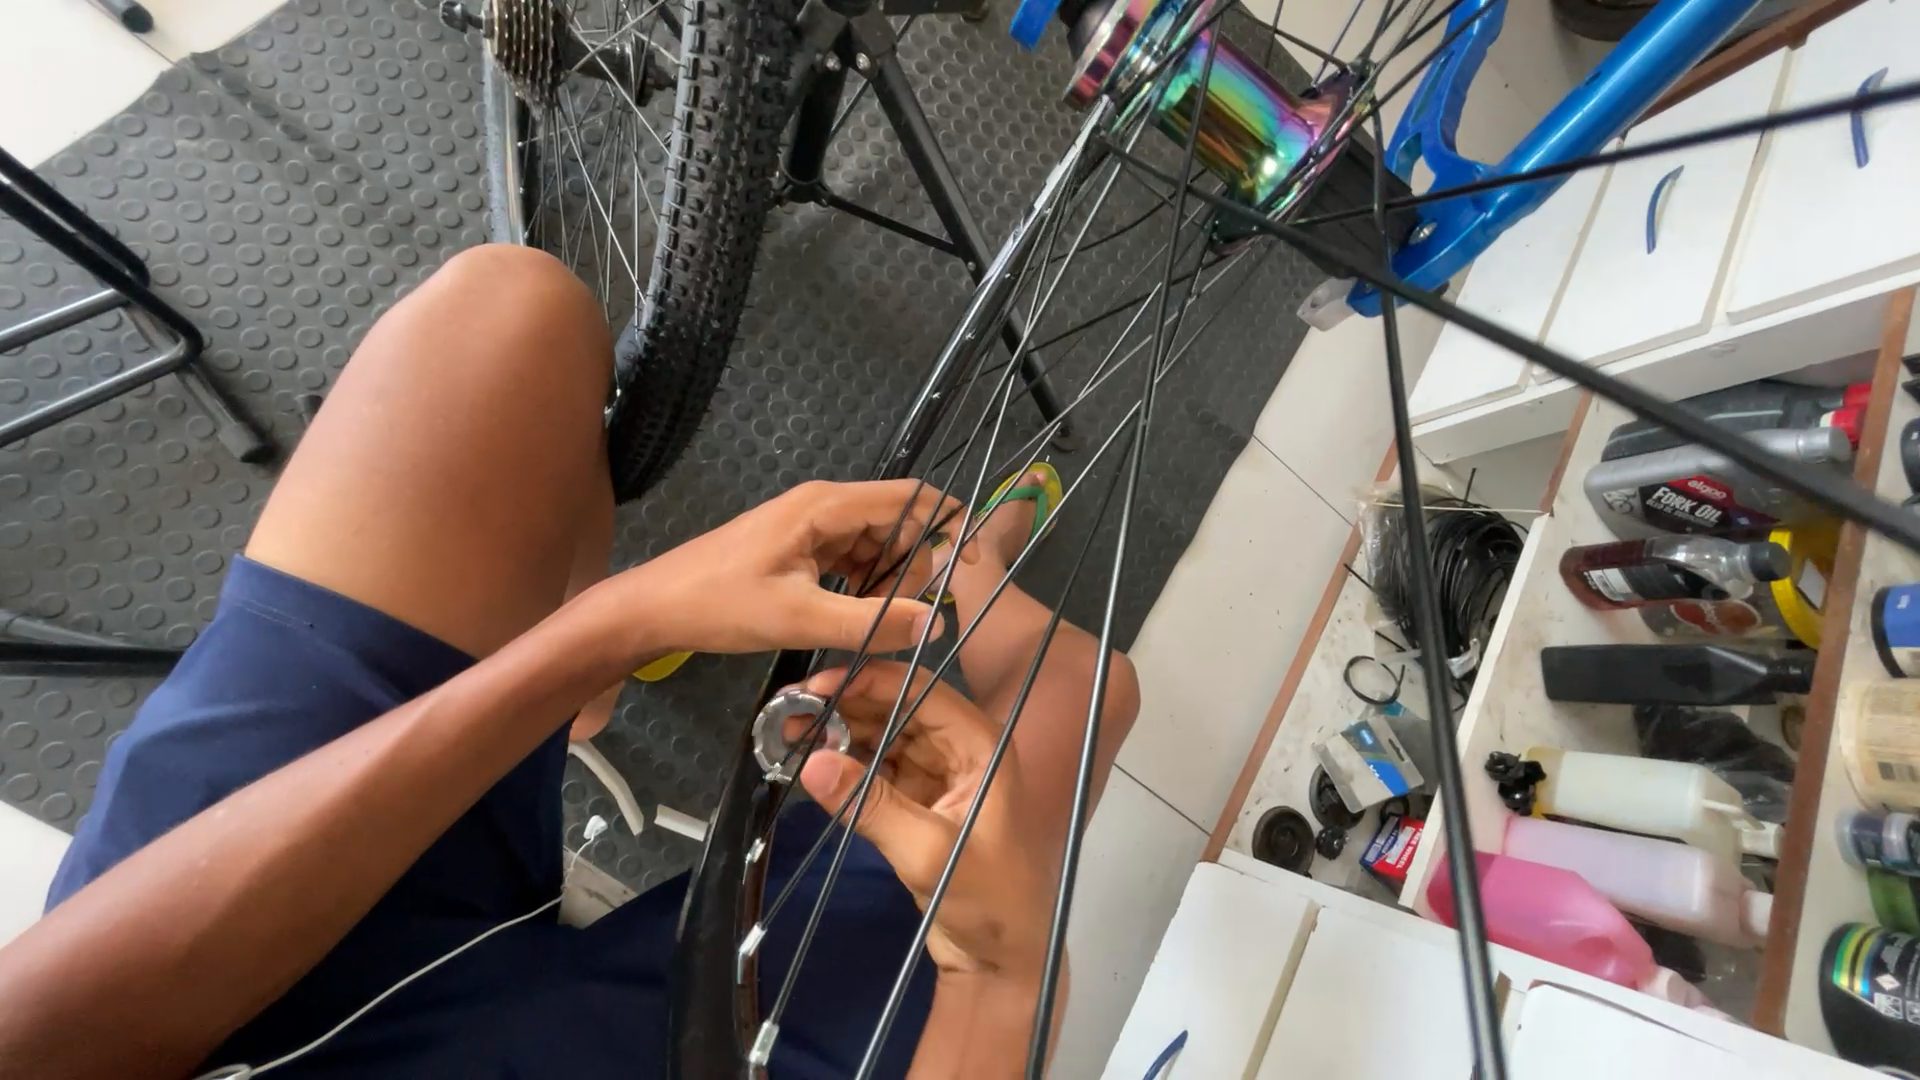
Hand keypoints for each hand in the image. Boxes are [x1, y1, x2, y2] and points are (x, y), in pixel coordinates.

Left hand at [605, 480, 973, 657]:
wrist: (655, 607)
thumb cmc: (721, 604)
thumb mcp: (798, 619)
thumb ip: (869, 621)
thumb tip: (935, 623)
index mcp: (827, 506)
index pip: (911, 497)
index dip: (949, 524)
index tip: (969, 565)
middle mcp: (826, 506)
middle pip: (899, 523)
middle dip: (913, 565)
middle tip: (898, 612)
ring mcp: (813, 525)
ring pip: (878, 544)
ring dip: (887, 580)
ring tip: (868, 617)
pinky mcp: (802, 546)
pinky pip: (853, 558)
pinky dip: (864, 584)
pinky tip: (850, 611)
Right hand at [796, 661, 1052, 982]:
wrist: (1000, 959)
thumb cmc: (987, 900)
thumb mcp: (929, 851)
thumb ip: (870, 805)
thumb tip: (811, 762)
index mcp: (980, 744)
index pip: (921, 691)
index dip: (869, 681)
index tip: (817, 686)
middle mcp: (961, 747)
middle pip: (898, 708)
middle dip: (846, 705)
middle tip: (790, 707)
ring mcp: (939, 772)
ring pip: (884, 735)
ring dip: (841, 731)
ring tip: (789, 728)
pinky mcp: (919, 798)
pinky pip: (878, 767)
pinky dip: (847, 763)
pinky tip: (811, 760)